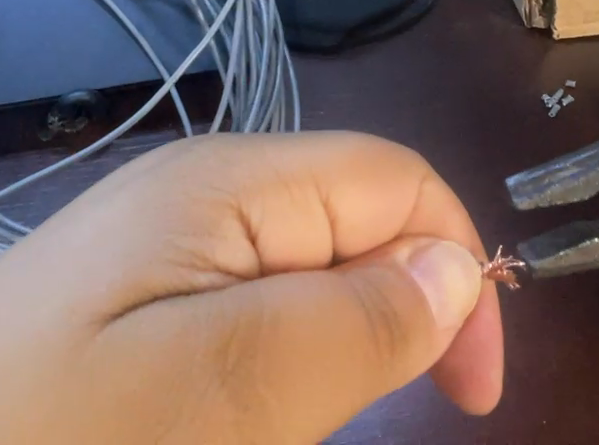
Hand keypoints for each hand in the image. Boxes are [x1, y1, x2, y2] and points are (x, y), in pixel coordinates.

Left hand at [0, 132, 503, 443]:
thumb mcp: (218, 394)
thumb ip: (350, 323)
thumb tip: (456, 269)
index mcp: (229, 184)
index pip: (393, 179)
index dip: (454, 262)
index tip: (473, 391)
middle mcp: (200, 190)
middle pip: (349, 218)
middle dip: (390, 309)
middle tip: (355, 421)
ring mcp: (157, 240)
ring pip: (300, 266)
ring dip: (330, 342)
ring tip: (288, 427)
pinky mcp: (126, 293)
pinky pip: (241, 304)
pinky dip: (272, 359)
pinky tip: (234, 417)